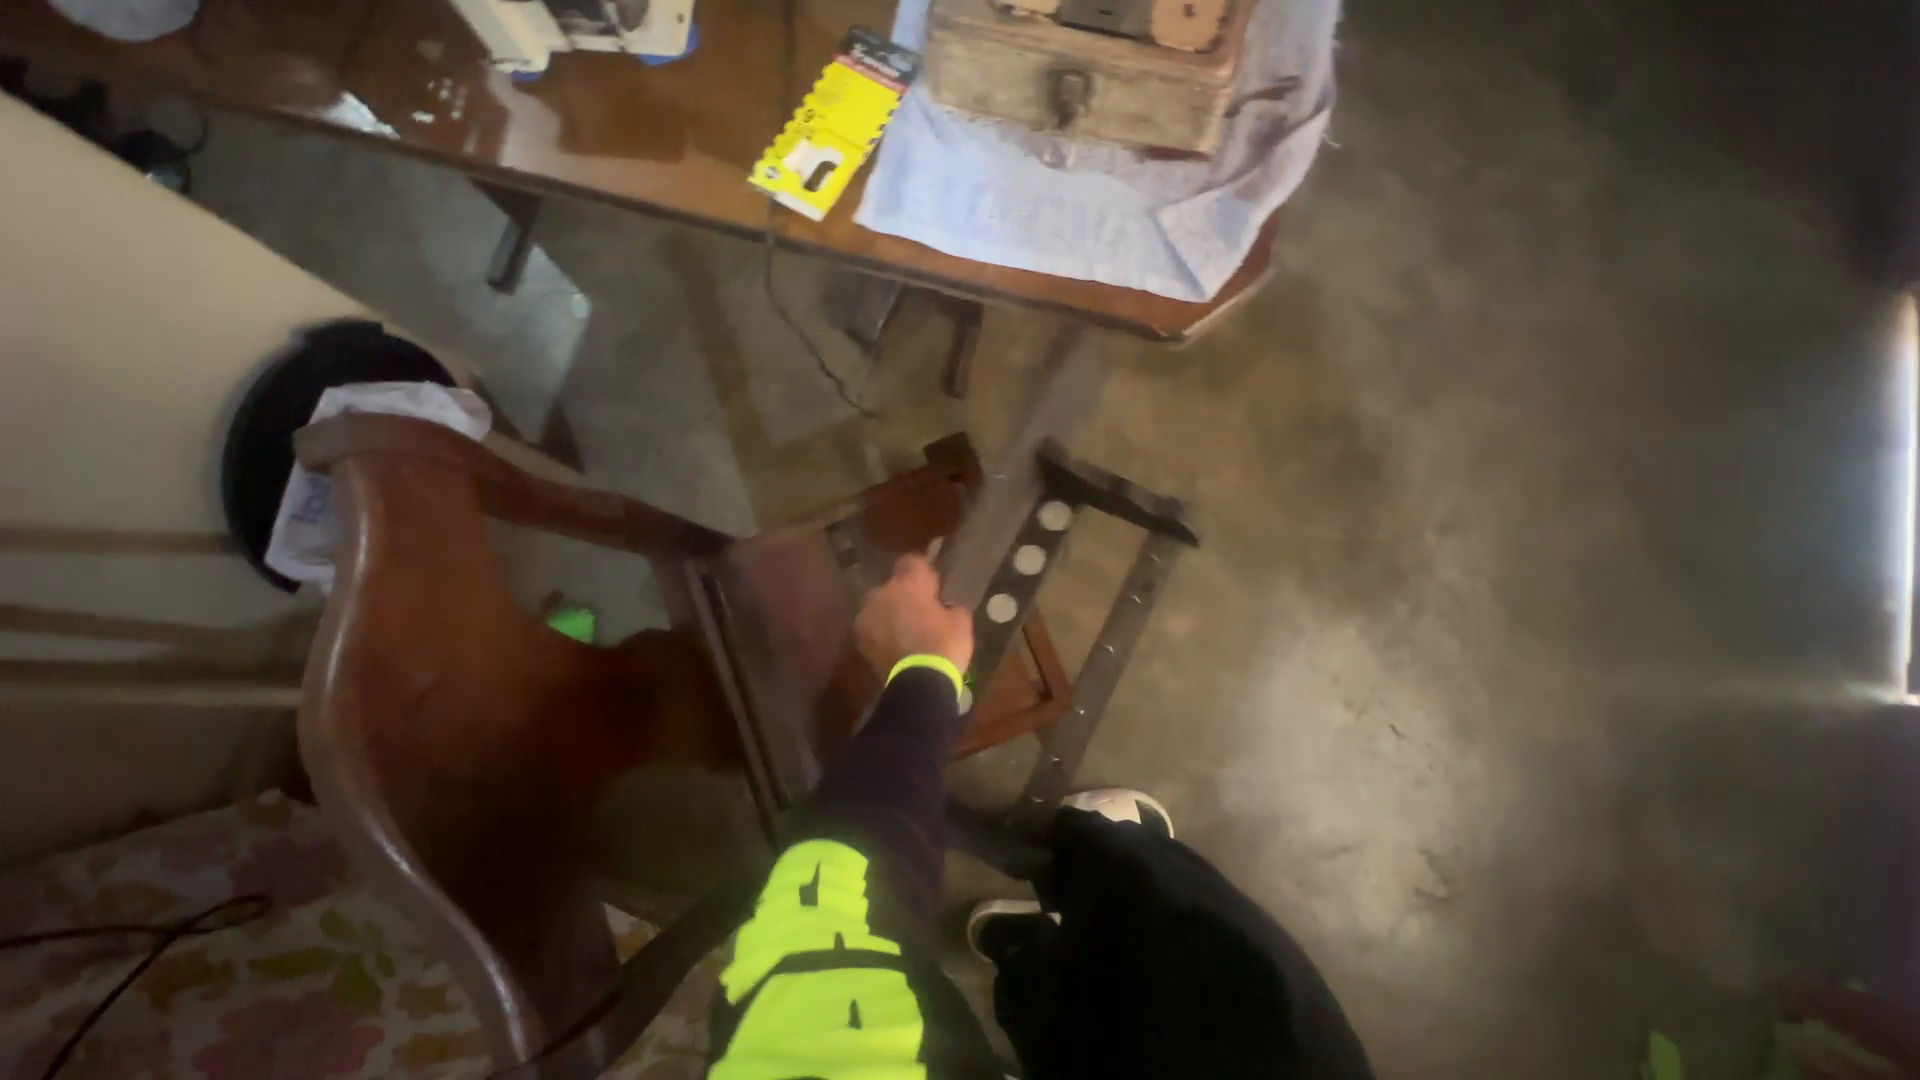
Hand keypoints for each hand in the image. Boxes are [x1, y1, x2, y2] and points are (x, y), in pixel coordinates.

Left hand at [856, 554, 973, 675]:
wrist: (918, 683)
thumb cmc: (944, 646)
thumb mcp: (961, 620)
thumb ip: (949, 605)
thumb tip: (943, 606)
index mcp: (908, 583)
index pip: (912, 561)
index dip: (923, 571)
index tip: (934, 584)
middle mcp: (882, 592)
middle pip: (893, 585)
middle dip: (904, 593)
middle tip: (921, 609)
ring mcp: (867, 615)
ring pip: (880, 605)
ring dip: (891, 612)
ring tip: (906, 628)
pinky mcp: (860, 638)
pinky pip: (873, 626)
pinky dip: (882, 630)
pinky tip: (895, 642)